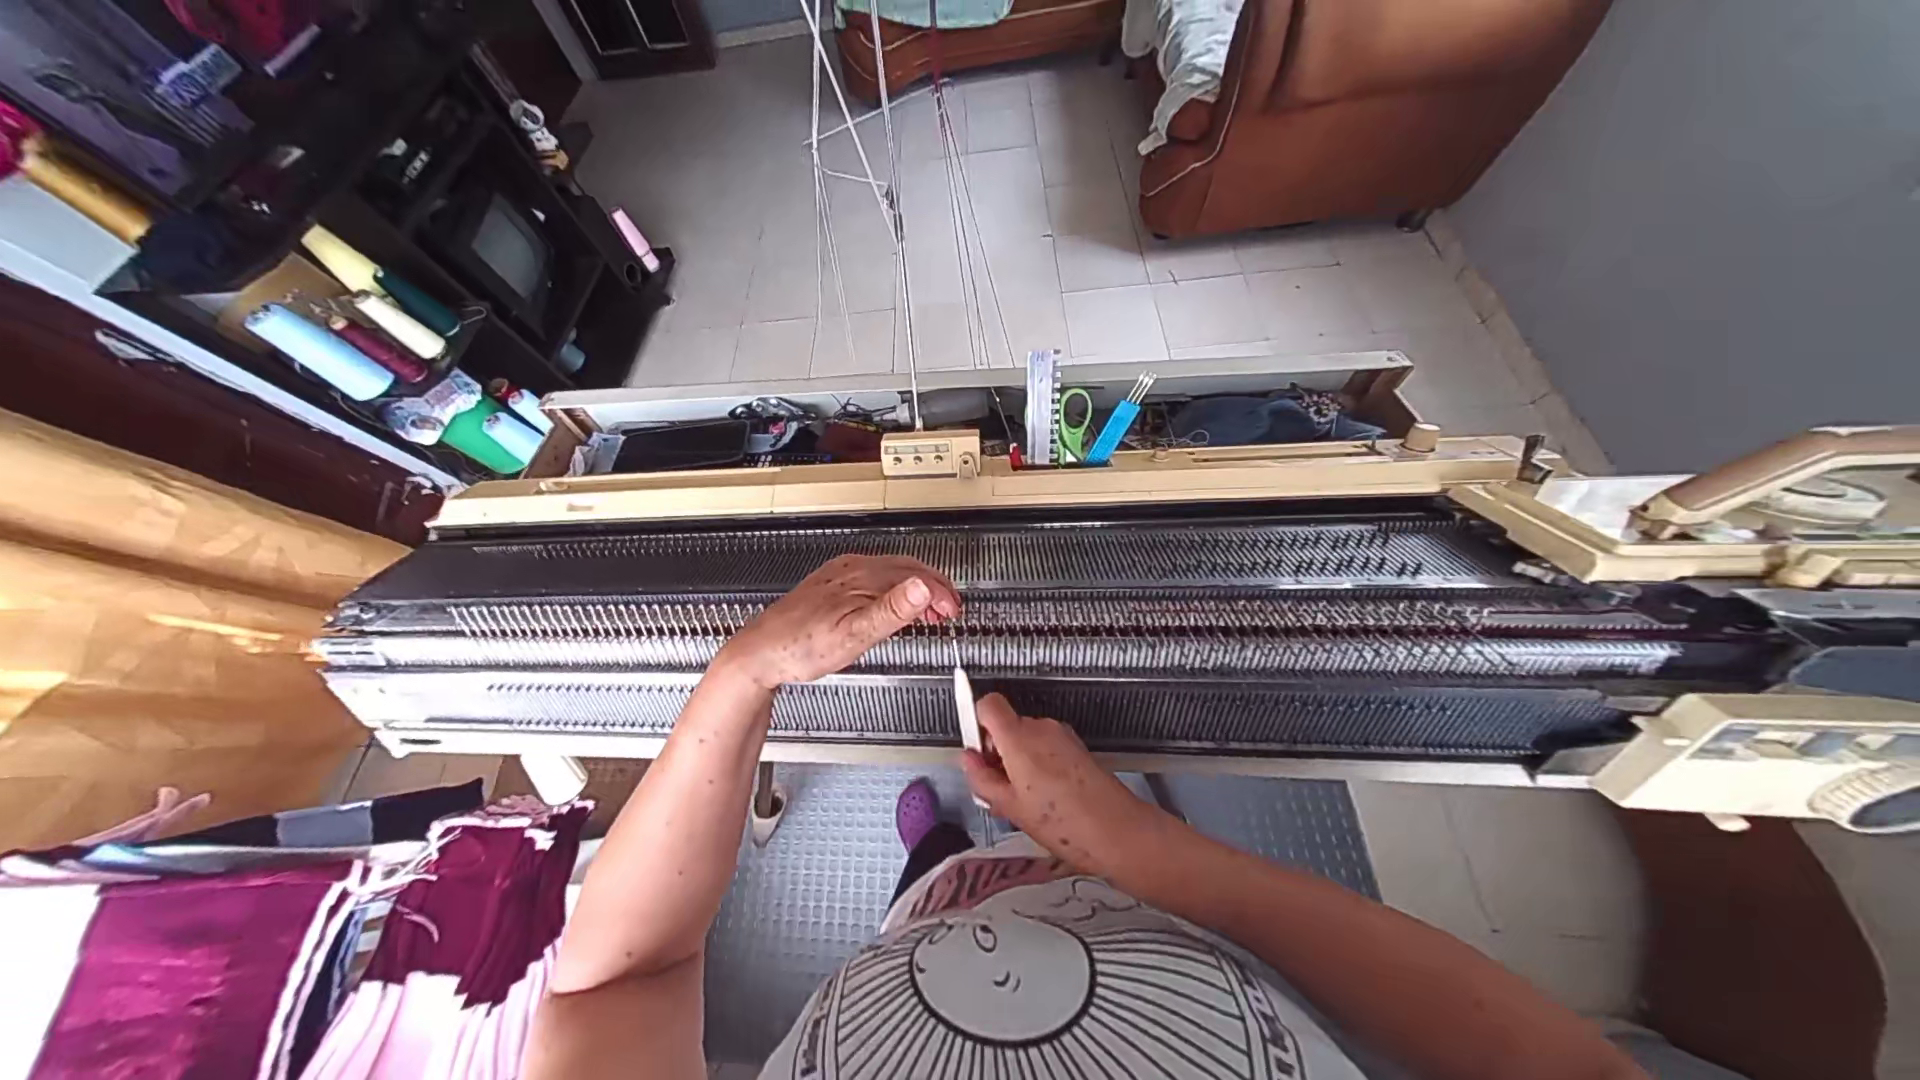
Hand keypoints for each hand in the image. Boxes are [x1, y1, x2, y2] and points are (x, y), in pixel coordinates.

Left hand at [715, 555, 961, 690]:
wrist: (759, 654)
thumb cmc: (800, 648)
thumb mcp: (855, 634)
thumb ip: (893, 610)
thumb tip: (924, 588)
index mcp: (861, 576)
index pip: (915, 575)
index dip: (940, 592)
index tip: (953, 610)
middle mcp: (850, 570)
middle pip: (905, 569)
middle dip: (933, 588)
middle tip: (948, 610)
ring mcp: (839, 577)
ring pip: (889, 574)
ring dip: (914, 589)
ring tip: (927, 611)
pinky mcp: (830, 588)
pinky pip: (872, 580)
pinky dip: (894, 592)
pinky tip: (889, 607)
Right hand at [960, 693, 1161, 872]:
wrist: (1118, 831)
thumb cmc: (1066, 823)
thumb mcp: (1010, 807)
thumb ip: (982, 780)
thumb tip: (968, 761)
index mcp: (1019, 737)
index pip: (987, 704)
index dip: (976, 722)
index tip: (976, 749)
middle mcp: (1041, 727)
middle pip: (1006, 724)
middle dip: (998, 751)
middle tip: (999, 787)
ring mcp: (1061, 735)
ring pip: (1026, 738)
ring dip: (1018, 760)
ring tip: (1025, 800)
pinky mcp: (1075, 746)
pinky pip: (1045, 746)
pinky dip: (1038, 764)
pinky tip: (1044, 798)